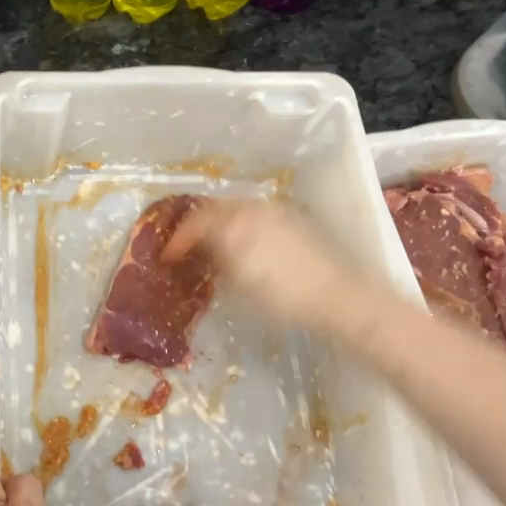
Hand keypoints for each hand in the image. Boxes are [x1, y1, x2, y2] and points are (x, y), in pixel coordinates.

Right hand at [163, 198, 364, 332]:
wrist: (338, 295)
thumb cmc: (282, 297)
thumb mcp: (238, 286)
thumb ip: (216, 263)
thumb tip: (204, 254)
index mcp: (232, 224)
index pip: (193, 223)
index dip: (177, 240)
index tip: (168, 256)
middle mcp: (250, 210)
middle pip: (212, 208)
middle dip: (196, 225)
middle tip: (186, 244)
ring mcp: (273, 211)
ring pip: (234, 208)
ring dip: (218, 222)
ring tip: (212, 243)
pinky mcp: (291, 219)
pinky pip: (253, 213)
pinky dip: (239, 223)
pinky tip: (242, 242)